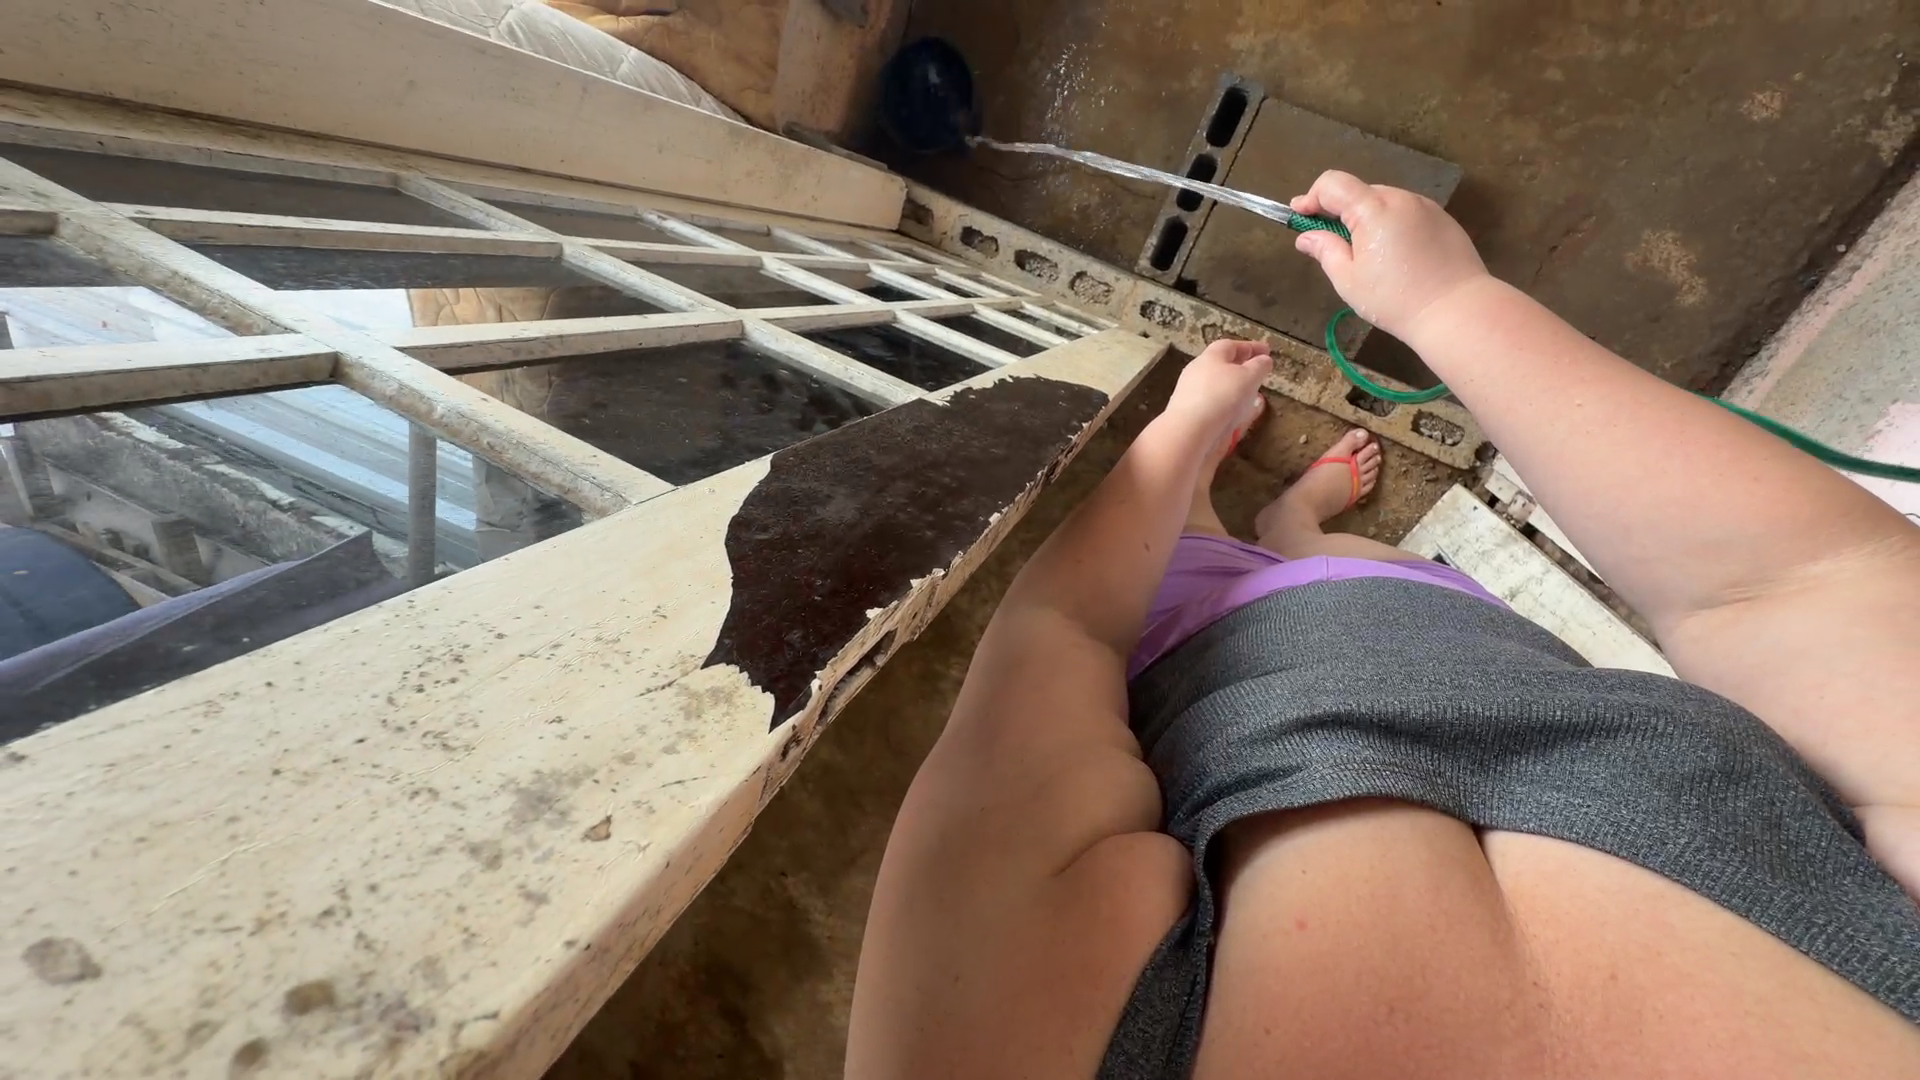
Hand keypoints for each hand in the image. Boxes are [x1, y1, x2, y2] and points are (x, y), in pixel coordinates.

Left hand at [1163, 339, 1272, 442]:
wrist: (1190, 431)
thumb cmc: (1222, 397)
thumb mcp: (1249, 377)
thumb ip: (1259, 367)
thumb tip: (1263, 360)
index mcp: (1210, 357)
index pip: (1231, 346)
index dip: (1250, 347)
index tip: (1267, 351)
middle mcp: (1196, 373)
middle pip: (1221, 366)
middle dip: (1241, 368)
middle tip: (1257, 373)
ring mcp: (1190, 395)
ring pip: (1216, 387)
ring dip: (1235, 389)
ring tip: (1252, 395)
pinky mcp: (1189, 415)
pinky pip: (1213, 406)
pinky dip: (1228, 406)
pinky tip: (1237, 415)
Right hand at [1291, 171, 1490, 338]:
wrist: (1453, 307)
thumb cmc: (1392, 298)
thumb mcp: (1348, 279)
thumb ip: (1325, 250)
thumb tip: (1306, 236)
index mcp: (1374, 210)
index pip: (1334, 184)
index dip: (1311, 197)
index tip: (1299, 216)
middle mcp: (1400, 198)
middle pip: (1359, 191)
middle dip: (1337, 210)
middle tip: (1326, 239)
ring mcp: (1424, 206)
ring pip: (1382, 201)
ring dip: (1363, 217)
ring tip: (1359, 251)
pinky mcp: (1441, 218)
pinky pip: (1404, 212)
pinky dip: (1387, 223)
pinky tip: (1388, 253)